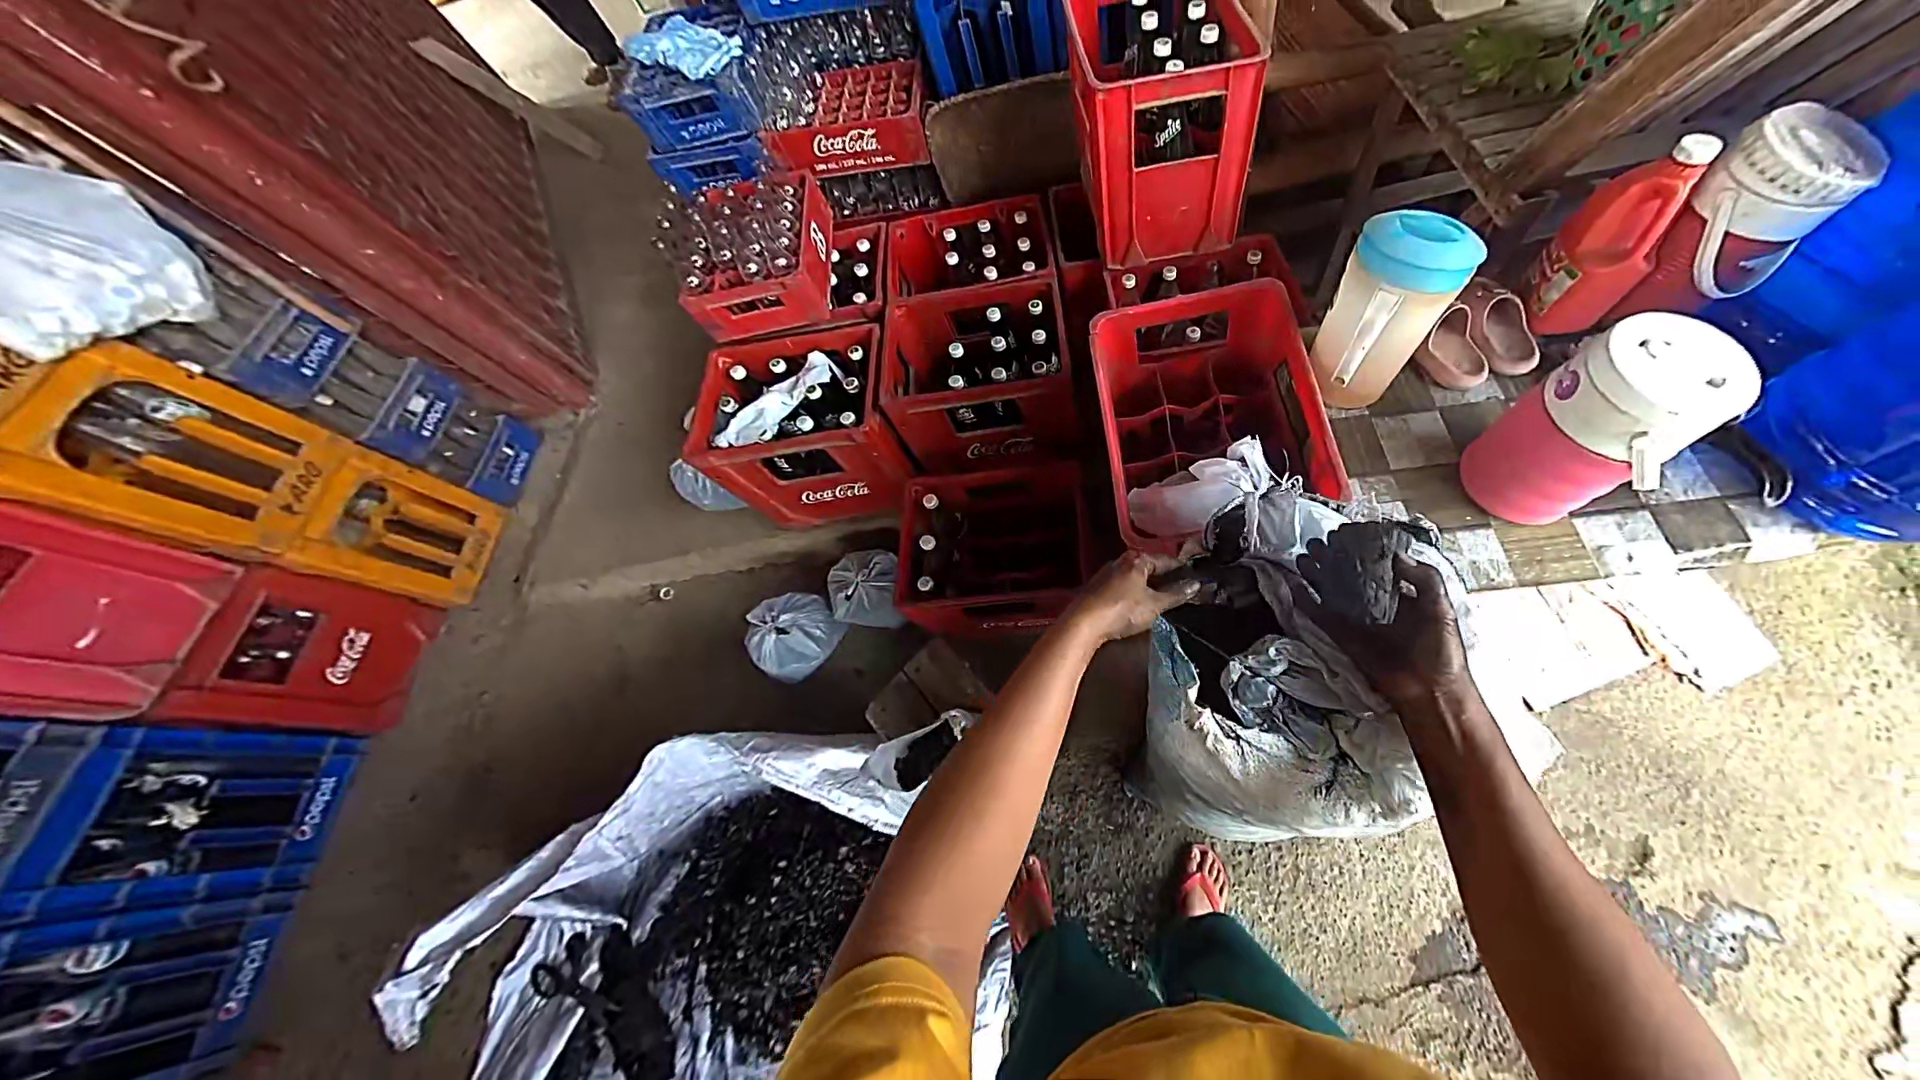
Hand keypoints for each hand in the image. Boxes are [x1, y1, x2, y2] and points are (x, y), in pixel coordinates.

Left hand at [1061, 551, 1198, 644]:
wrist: (1083, 623)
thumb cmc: (1122, 610)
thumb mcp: (1155, 604)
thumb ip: (1176, 594)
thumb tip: (1195, 585)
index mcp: (1137, 559)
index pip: (1166, 560)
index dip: (1182, 569)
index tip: (1194, 577)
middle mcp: (1120, 560)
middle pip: (1149, 567)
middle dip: (1165, 578)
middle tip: (1181, 589)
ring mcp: (1107, 573)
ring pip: (1135, 576)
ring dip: (1148, 586)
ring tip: (1163, 598)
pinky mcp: (1098, 587)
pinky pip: (1123, 586)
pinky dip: (1134, 592)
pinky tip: (1138, 603)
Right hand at [1290, 552, 1472, 714]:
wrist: (1426, 690)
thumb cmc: (1440, 651)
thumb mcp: (1441, 609)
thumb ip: (1425, 579)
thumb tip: (1395, 554)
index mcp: (1399, 593)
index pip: (1375, 564)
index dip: (1361, 548)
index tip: (1348, 533)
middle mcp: (1372, 601)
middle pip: (1346, 572)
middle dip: (1333, 556)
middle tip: (1321, 541)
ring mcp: (1352, 616)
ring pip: (1328, 587)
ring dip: (1314, 571)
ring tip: (1304, 554)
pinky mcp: (1337, 631)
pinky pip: (1316, 611)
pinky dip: (1303, 597)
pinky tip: (1294, 582)